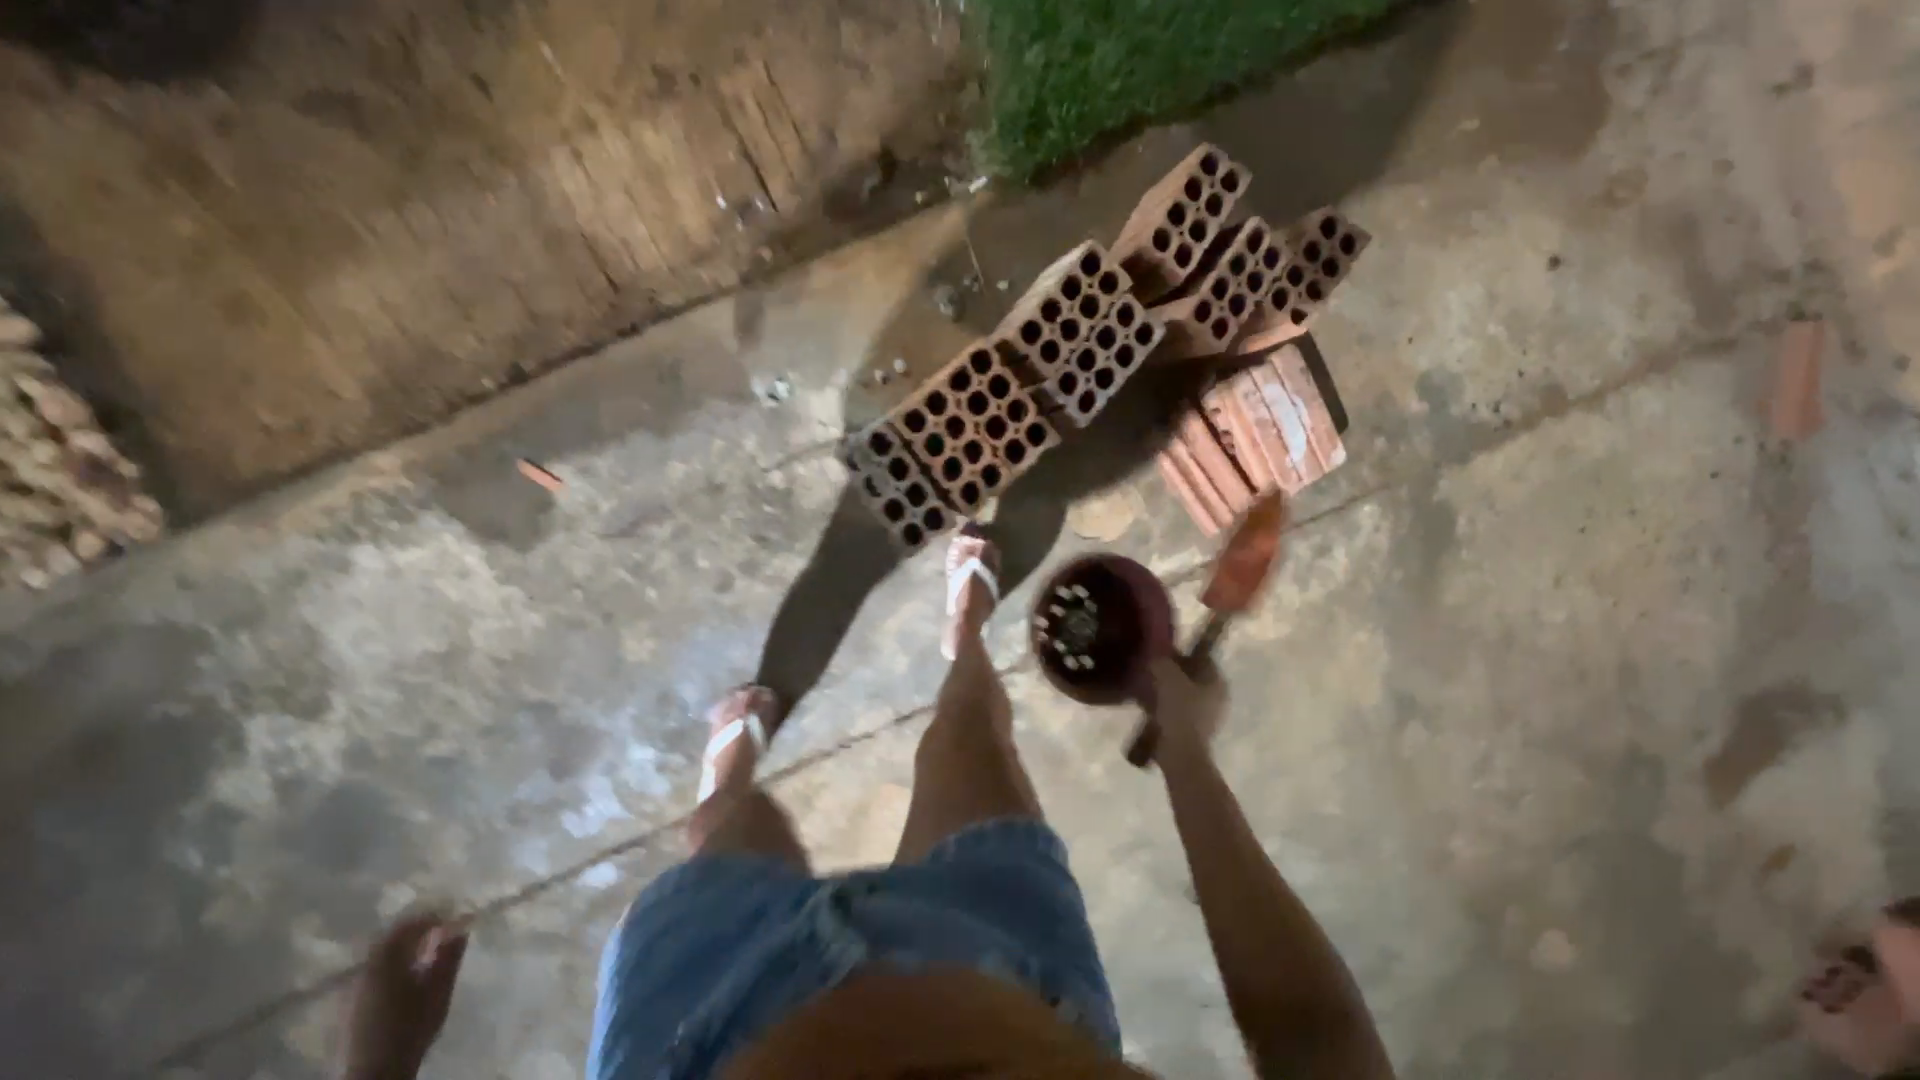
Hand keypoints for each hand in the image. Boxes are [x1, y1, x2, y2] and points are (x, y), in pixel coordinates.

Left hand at [342, 912, 468, 1079]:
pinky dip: (392, 965)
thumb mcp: (439, 992)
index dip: (432, 917)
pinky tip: (405, 979)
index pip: (408, 925)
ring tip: (426, 956)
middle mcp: (364, 967)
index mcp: (386, 960)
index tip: (452, 920)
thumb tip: (460, 928)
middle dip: (416, 932)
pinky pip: (373, 970)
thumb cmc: (411, 1029)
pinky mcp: (349, 1003)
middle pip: (391, 938)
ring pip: (380, 955)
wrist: (374, 1073)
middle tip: (441, 936)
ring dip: (403, 949)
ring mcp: (353, 986)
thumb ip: (449, 957)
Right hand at [1145, 655, 1227, 754]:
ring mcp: (1208, 716)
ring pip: (1184, 695)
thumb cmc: (1179, 710)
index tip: (1161, 654)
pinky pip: (1179, 711)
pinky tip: (1147, 707)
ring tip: (1145, 688)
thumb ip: (1162, 661)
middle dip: (1172, 673)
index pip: (1202, 658)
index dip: (1181, 653)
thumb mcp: (1167, 677)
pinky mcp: (1195, 731)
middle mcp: (1218, 697)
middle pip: (1192, 677)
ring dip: (1167, 691)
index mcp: (1218, 682)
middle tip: (1151, 670)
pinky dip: (1165, 707)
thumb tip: (1157, 655)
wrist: (1180, 752)